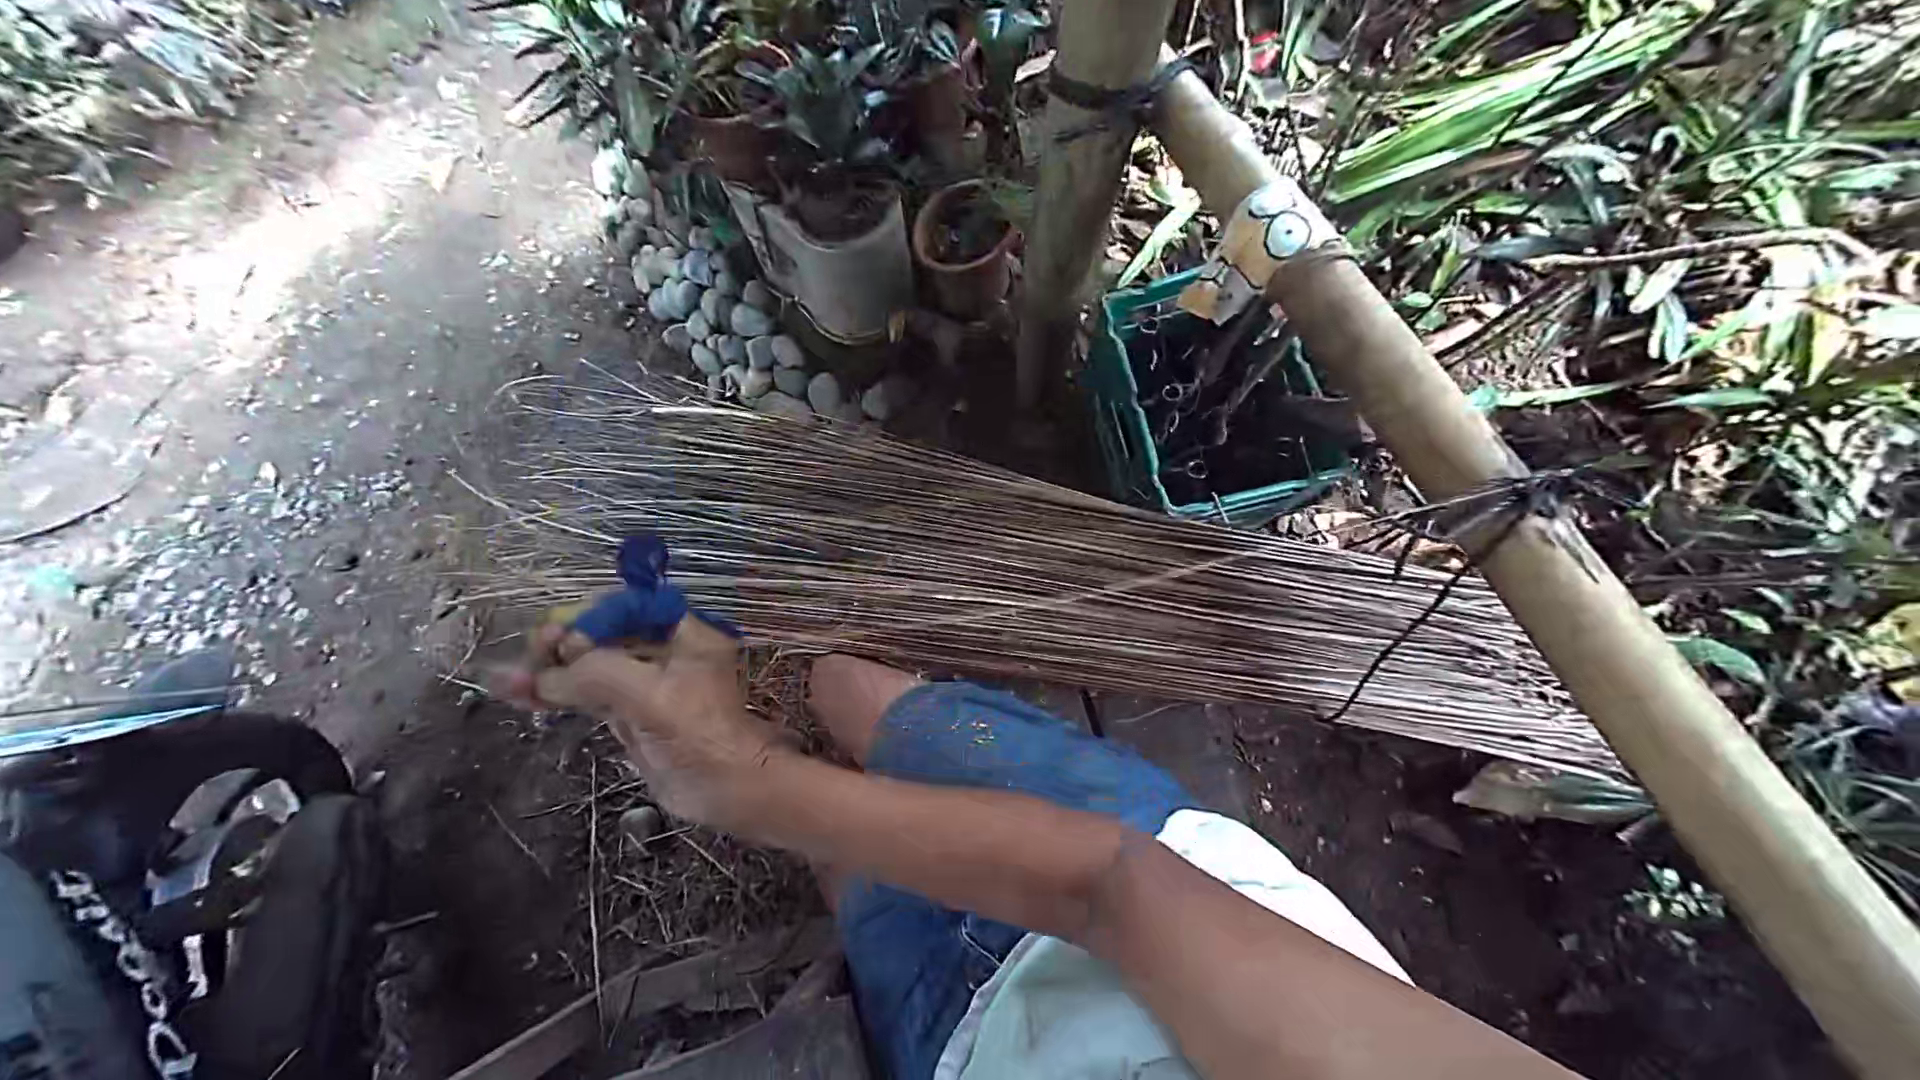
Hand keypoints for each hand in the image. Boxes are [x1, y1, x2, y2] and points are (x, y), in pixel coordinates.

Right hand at [497, 615, 784, 826]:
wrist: (722, 786)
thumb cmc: (699, 732)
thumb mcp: (650, 694)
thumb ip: (598, 673)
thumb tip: (545, 674)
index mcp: (685, 634)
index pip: (633, 607)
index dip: (595, 615)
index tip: (562, 632)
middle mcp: (665, 653)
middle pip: (607, 634)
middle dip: (566, 641)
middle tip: (534, 652)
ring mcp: (645, 684)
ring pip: (591, 666)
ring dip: (551, 669)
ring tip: (510, 676)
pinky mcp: (629, 713)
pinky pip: (586, 695)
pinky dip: (555, 694)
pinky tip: (518, 692)